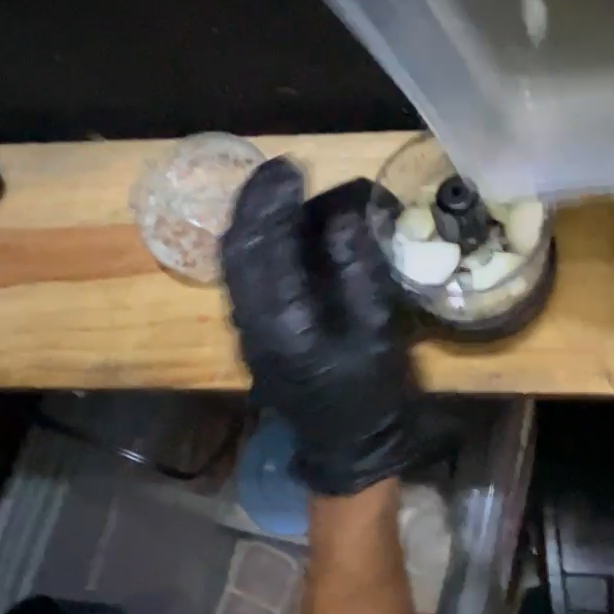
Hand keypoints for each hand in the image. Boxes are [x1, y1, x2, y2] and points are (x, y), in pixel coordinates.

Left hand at [219, 159, 429, 496]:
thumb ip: (359, 267)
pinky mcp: (252, 334)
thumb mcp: (378, 328)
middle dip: (256, 202)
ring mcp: (245, 331)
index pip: (264, 247)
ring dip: (254, 221)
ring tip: (283, 191)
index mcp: (282, 323)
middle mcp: (250, 323)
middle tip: (284, 170)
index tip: (292, 166)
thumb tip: (346, 210)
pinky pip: (244, 277)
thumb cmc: (371, 391)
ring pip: (235, 261)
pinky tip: (282, 231)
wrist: (349, 448)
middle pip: (237, 249)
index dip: (273, 201)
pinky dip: (257, 244)